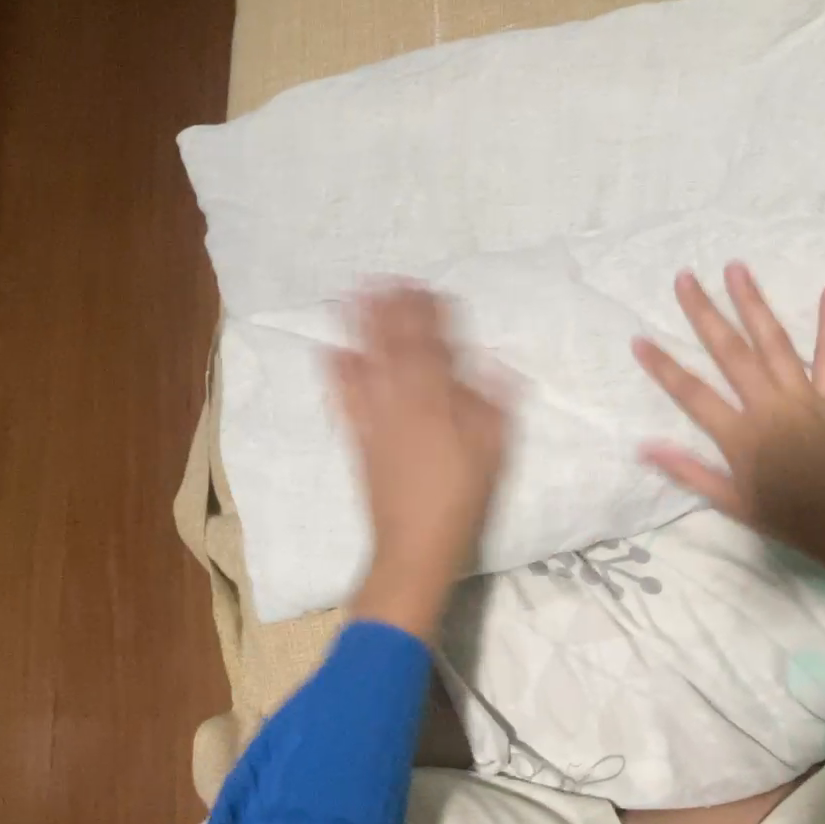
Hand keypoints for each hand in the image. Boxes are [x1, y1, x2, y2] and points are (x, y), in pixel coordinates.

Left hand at [332, 283, 507, 638]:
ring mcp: (374, 419)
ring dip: (359, 326)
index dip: (427, 313)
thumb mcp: (492, 453)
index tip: (425, 287)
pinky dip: (338, 372)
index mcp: (437, 401)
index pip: (431, 344)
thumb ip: (491, 406)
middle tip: (384, 278)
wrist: (413, 545)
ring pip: (365, 362)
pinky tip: (332, 352)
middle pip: (393, 344)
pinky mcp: (358, 439)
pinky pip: (344, 398)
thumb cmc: (462, 500)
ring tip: (352, 294)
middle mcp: (400, 400)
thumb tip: (492, 367)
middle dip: (390, 309)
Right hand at [632, 263, 824, 563]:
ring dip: (754, 303)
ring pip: (774, 343)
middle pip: (731, 353)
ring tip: (736, 268)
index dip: (663, 367)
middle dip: (705, 314)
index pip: (692, 394)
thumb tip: (645, 448)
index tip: (639, 339)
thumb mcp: (730, 502)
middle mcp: (769, 406)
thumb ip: (689, 472)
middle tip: (685, 278)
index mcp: (741, 435)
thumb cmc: (785, 516)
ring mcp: (803, 397)